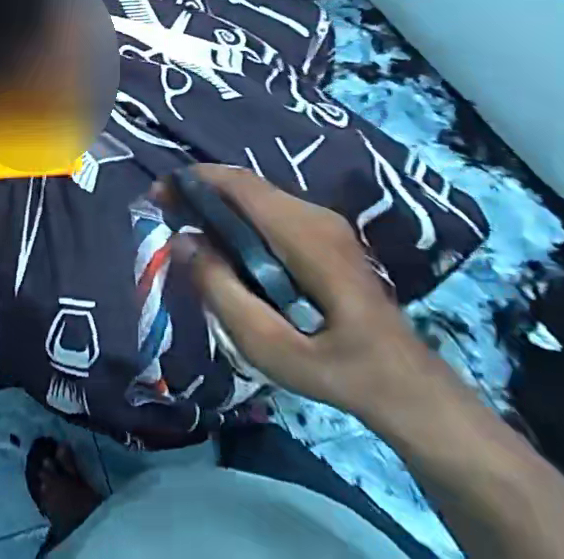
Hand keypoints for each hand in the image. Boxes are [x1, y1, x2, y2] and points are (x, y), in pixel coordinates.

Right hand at [157, 165, 437, 422]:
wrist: (404, 384)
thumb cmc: (336, 369)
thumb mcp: (270, 345)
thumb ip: (222, 292)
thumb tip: (181, 242)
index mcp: (306, 236)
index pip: (242, 186)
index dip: (196, 180)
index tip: (159, 192)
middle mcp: (317, 216)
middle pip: (249, 186)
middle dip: (202, 190)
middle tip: (164, 210)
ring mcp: (327, 224)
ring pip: (260, 197)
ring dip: (219, 203)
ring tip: (185, 224)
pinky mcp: (328, 236)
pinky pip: (273, 212)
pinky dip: (239, 216)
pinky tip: (222, 242)